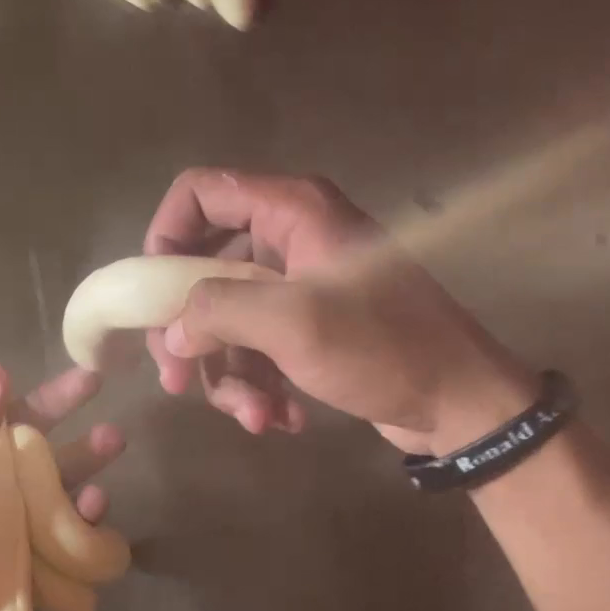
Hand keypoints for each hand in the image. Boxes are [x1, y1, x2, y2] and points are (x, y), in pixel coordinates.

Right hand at [143, 169, 538, 454]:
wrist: (458, 401)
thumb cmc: (381, 348)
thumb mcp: (291, 324)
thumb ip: (216, 311)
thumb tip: (172, 331)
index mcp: (291, 212)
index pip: (199, 193)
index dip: (163, 238)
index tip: (151, 298)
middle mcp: (289, 238)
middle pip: (200, 270)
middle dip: (188, 334)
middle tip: (177, 382)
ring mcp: (297, 286)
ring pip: (223, 322)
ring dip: (227, 376)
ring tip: (255, 416)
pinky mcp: (305, 326)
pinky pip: (252, 348)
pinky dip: (256, 387)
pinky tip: (279, 417)